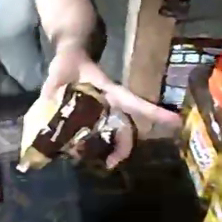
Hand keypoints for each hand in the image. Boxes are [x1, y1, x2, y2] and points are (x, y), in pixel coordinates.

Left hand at [36, 47, 181, 168]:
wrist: (70, 56)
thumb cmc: (69, 62)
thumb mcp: (59, 72)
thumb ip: (51, 89)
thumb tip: (45, 106)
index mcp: (109, 91)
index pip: (134, 103)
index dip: (154, 112)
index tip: (176, 122)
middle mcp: (110, 102)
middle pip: (125, 126)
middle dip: (124, 147)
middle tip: (112, 165)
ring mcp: (103, 109)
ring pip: (115, 132)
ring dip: (113, 149)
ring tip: (104, 164)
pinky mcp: (92, 113)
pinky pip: (100, 131)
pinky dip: (97, 145)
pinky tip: (84, 156)